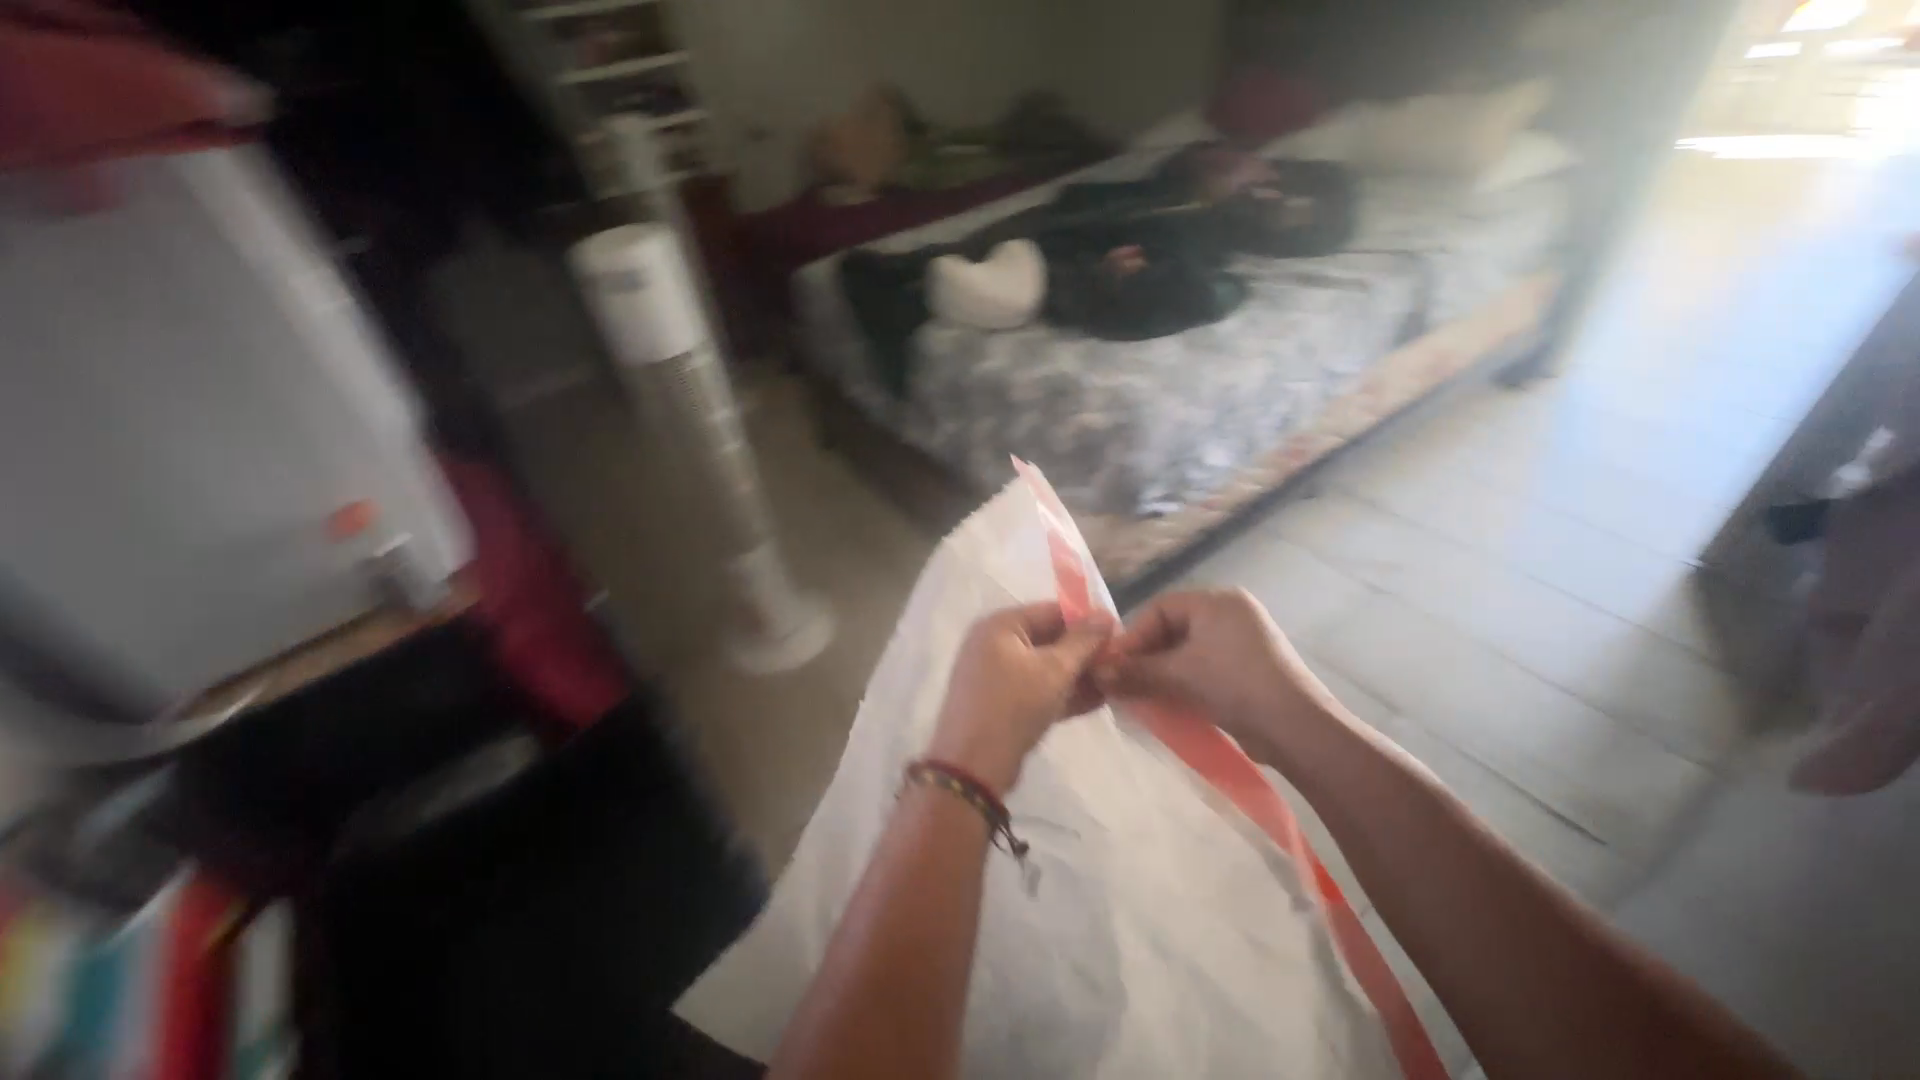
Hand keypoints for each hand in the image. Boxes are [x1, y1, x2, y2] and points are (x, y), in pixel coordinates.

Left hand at [927, 602, 1116, 795]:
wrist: (973, 766)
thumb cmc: (1014, 706)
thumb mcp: (1055, 670)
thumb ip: (1083, 641)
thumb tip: (1105, 614)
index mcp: (1000, 625)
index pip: (1052, 611)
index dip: (1087, 622)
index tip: (1119, 636)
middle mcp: (994, 643)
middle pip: (1048, 639)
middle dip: (1084, 652)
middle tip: (1120, 663)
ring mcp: (995, 675)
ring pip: (1044, 667)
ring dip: (1078, 676)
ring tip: (1115, 684)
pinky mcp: (1001, 703)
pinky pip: (1036, 689)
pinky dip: (1062, 693)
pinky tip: (1097, 701)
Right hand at [1095, 588, 1346, 771]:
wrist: (1295, 727)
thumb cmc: (1234, 684)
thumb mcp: (1179, 675)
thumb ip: (1135, 672)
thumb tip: (1095, 674)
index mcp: (1217, 601)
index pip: (1160, 608)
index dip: (1134, 635)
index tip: (1114, 665)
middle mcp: (1231, 614)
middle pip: (1173, 630)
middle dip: (1146, 658)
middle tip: (1123, 683)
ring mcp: (1242, 643)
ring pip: (1187, 653)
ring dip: (1162, 674)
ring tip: (1141, 697)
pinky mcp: (1248, 671)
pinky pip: (1204, 670)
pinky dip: (1183, 684)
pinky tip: (1168, 705)